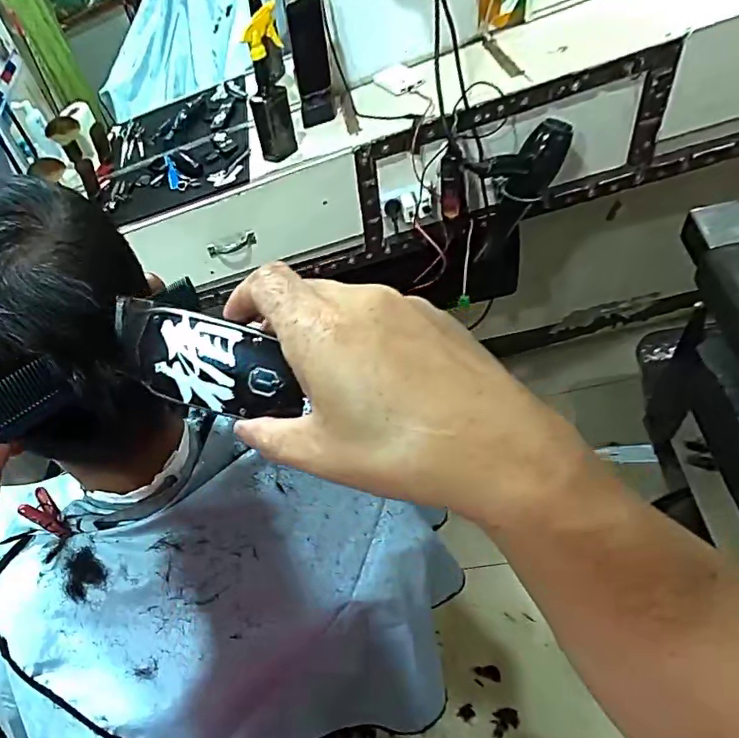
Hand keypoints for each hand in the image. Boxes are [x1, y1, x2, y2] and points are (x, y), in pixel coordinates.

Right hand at [222, 264, 593, 526]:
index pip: (266, 282)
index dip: (244, 299)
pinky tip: (388, 381)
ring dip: (331, 329)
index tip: (242, 328)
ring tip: (343, 381)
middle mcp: (360, 301)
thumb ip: (272, 436)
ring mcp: (404, 305)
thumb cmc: (399, 452)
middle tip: (290, 369)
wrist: (496, 447)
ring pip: (349, 302)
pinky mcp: (437, 318)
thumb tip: (250, 428)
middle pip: (307, 291)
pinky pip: (388, 315)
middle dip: (286, 322)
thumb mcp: (321, 455)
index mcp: (319, 327)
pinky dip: (370, 335)